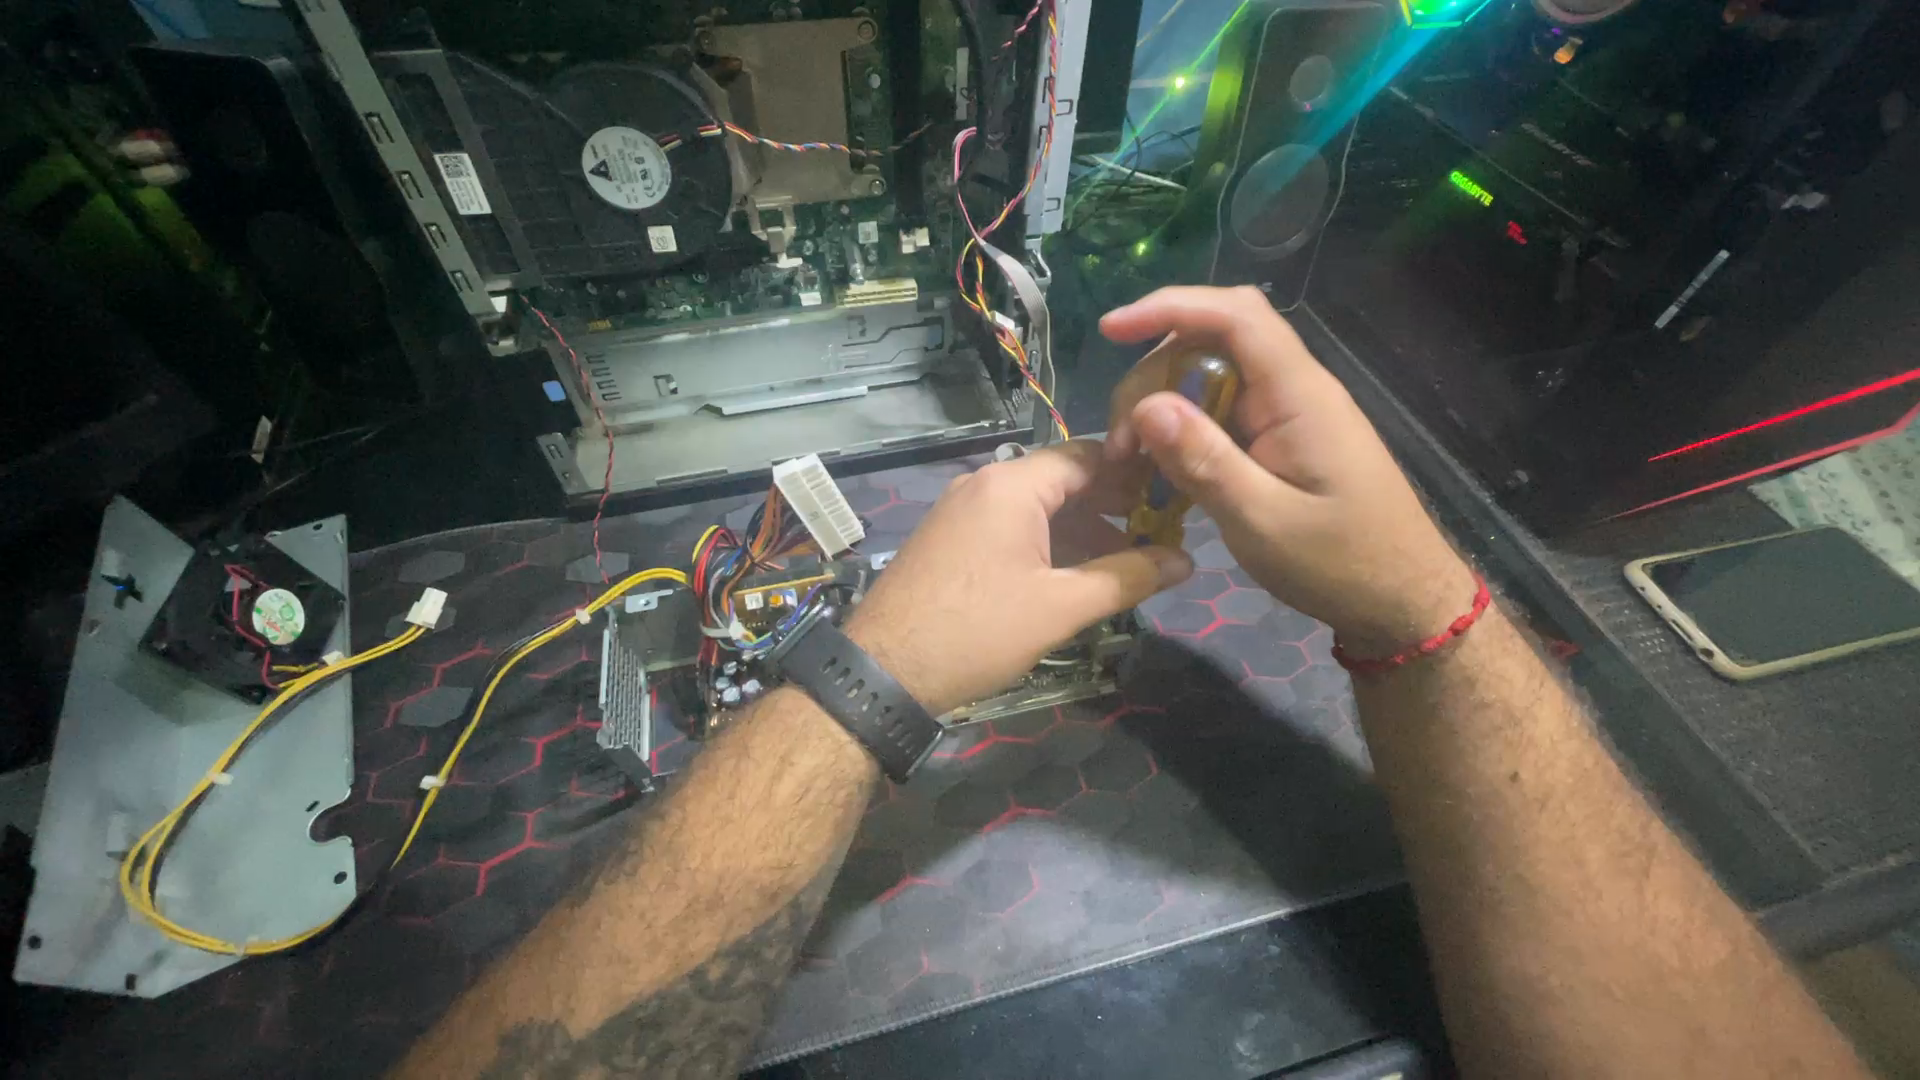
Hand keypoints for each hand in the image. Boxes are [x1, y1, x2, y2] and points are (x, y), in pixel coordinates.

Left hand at [844, 441, 1192, 713]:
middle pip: (1062, 479)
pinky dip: (1047, 543)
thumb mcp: (1060, 607)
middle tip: (1161, 531)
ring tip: (1128, 560)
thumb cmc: (978, 631)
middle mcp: (984, 483)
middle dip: (1113, 504)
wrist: (883, 670)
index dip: (1136, 472)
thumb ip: (1128, 577)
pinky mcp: (950, 538)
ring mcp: (962, 510)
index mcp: (1012, 484)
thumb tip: (1186, 562)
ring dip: (1082, 529)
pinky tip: (1075, 573)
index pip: (1088, 455)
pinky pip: (1010, 527)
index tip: (1176, 494)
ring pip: (1036, 507)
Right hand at [1099, 286, 1475, 655]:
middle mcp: (1292, 390)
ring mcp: (1286, 414)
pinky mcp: (1279, 440)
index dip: (1170, 307)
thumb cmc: (1339, 564)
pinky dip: (1181, 431)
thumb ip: (1204, 461)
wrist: (1398, 598)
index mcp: (1298, 395)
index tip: (1111, 329)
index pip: (1235, 316)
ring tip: (1130, 461)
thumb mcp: (1261, 520)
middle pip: (1211, 344)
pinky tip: (1159, 468)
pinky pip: (1220, 414)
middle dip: (1152, 377)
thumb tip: (1146, 407)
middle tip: (1119, 445)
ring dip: (1161, 406)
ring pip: (1209, 380)